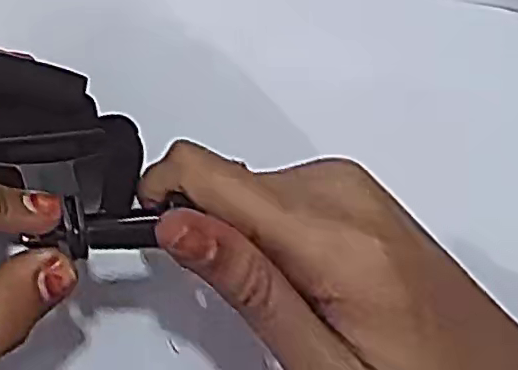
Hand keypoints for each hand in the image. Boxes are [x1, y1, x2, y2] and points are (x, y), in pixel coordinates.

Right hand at [139, 141, 517, 369]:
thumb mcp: (327, 368)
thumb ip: (245, 285)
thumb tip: (172, 222)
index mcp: (337, 237)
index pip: (198, 168)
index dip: (162, 199)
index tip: (164, 239)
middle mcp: (344, 193)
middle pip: (218, 177)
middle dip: (211, 228)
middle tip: (254, 300)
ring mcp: (354, 186)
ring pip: (240, 182)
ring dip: (242, 230)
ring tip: (293, 295)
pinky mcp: (355, 188)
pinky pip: (270, 186)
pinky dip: (268, 225)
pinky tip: (308, 275)